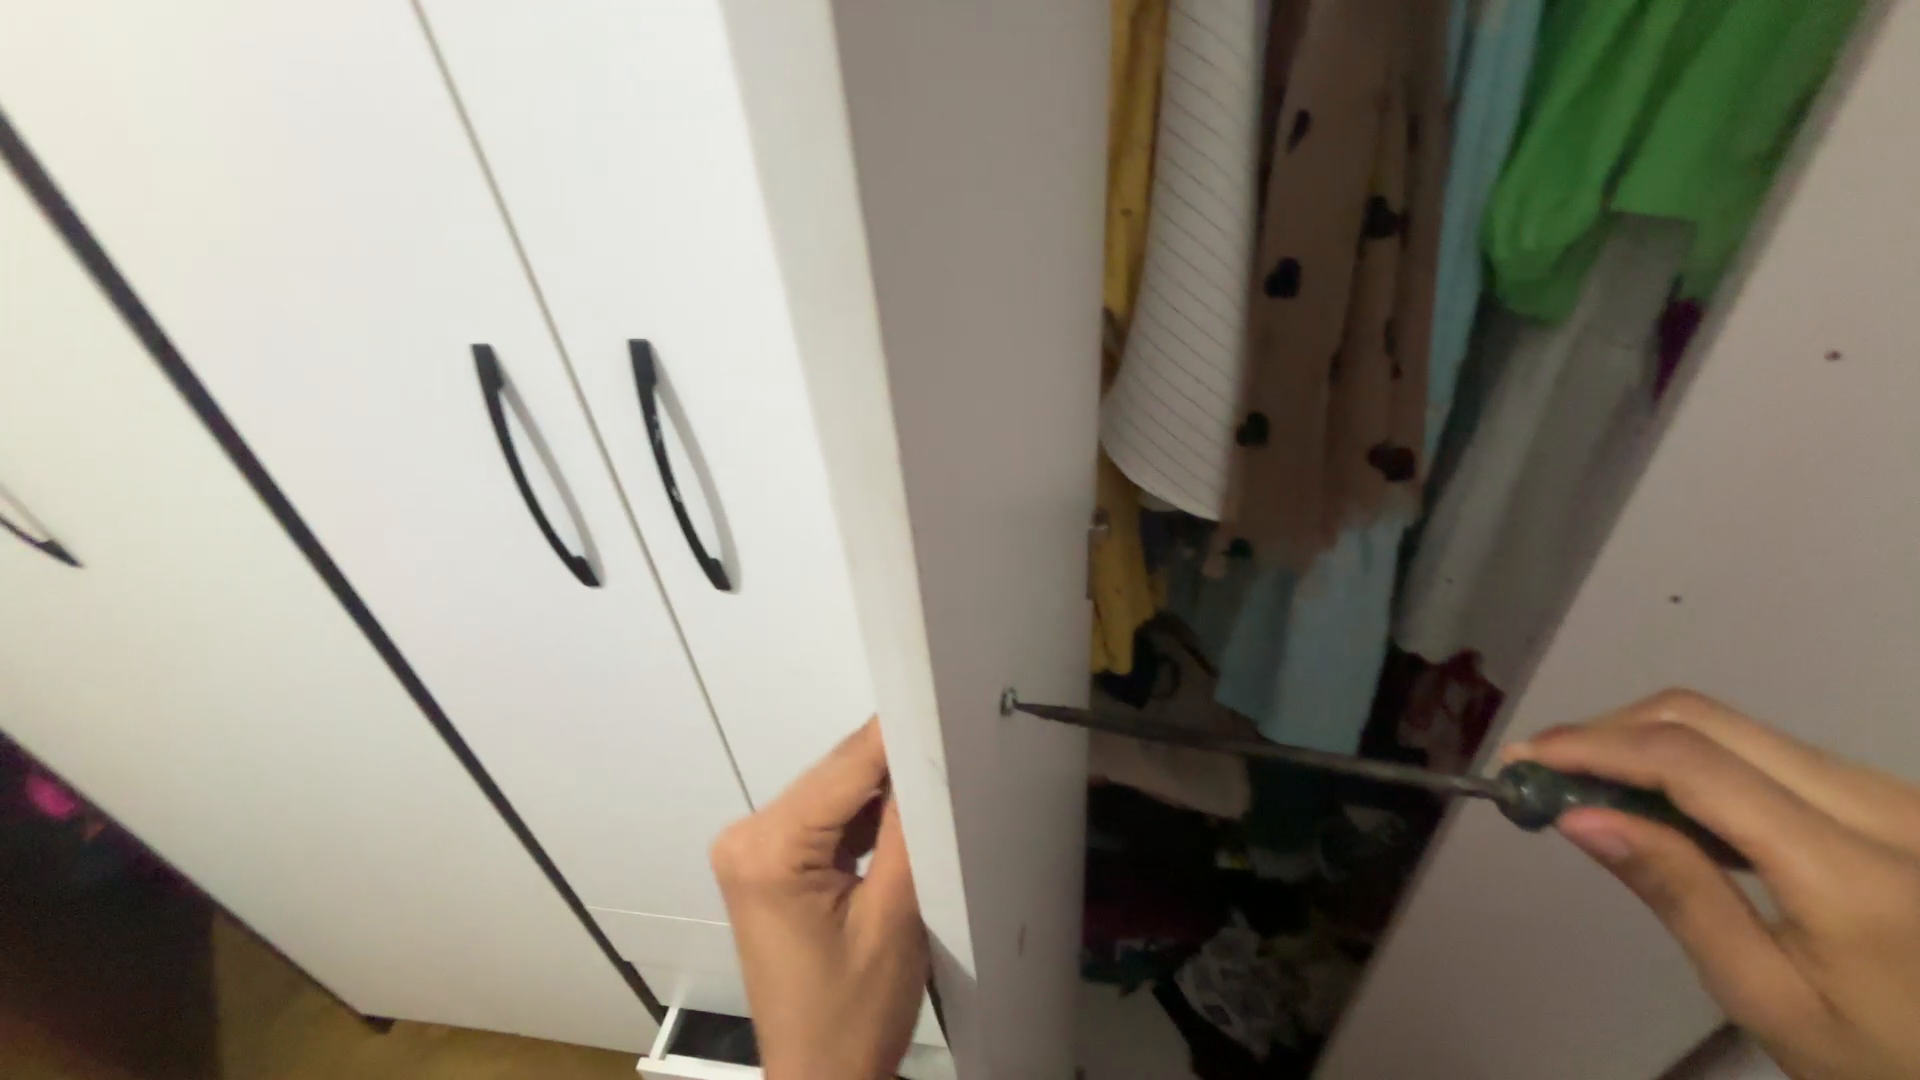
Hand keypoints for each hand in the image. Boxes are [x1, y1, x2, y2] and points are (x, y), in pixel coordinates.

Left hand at [710, 718, 928, 1079]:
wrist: (821, 1078)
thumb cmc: (858, 1010)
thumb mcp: (895, 915)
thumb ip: (907, 825)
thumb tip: (924, 751)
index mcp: (767, 849)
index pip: (844, 768)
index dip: (896, 731)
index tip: (942, 696)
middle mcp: (747, 835)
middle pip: (834, 775)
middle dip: (892, 756)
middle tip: (951, 724)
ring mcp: (753, 849)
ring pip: (832, 792)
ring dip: (882, 782)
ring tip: (939, 758)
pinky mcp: (768, 862)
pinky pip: (825, 818)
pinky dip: (865, 811)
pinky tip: (906, 802)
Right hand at [1505, 691, 1919, 1079]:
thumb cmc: (1890, 1057)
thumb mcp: (1772, 998)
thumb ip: (1679, 895)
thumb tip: (1575, 815)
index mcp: (1856, 869)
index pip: (1692, 763)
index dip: (1593, 746)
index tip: (1521, 758)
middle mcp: (1887, 807)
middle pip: (1706, 721)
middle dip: (1607, 732)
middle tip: (1544, 768)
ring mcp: (1899, 797)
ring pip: (1735, 728)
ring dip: (1643, 743)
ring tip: (1589, 787)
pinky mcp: (1896, 801)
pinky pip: (1767, 752)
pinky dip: (1691, 760)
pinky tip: (1660, 802)